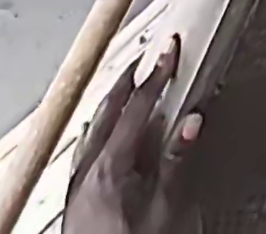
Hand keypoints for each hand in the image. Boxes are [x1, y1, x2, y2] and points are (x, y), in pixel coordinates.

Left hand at [65, 35, 200, 233]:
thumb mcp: (161, 216)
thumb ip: (175, 164)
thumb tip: (193, 118)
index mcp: (109, 167)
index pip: (137, 106)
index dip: (157, 74)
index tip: (171, 49)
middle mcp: (87, 168)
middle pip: (109, 108)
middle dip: (131, 78)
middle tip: (151, 57)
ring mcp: (75, 183)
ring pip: (95, 124)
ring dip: (116, 99)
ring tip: (133, 83)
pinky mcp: (72, 198)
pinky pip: (87, 144)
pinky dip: (103, 124)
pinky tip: (108, 129)